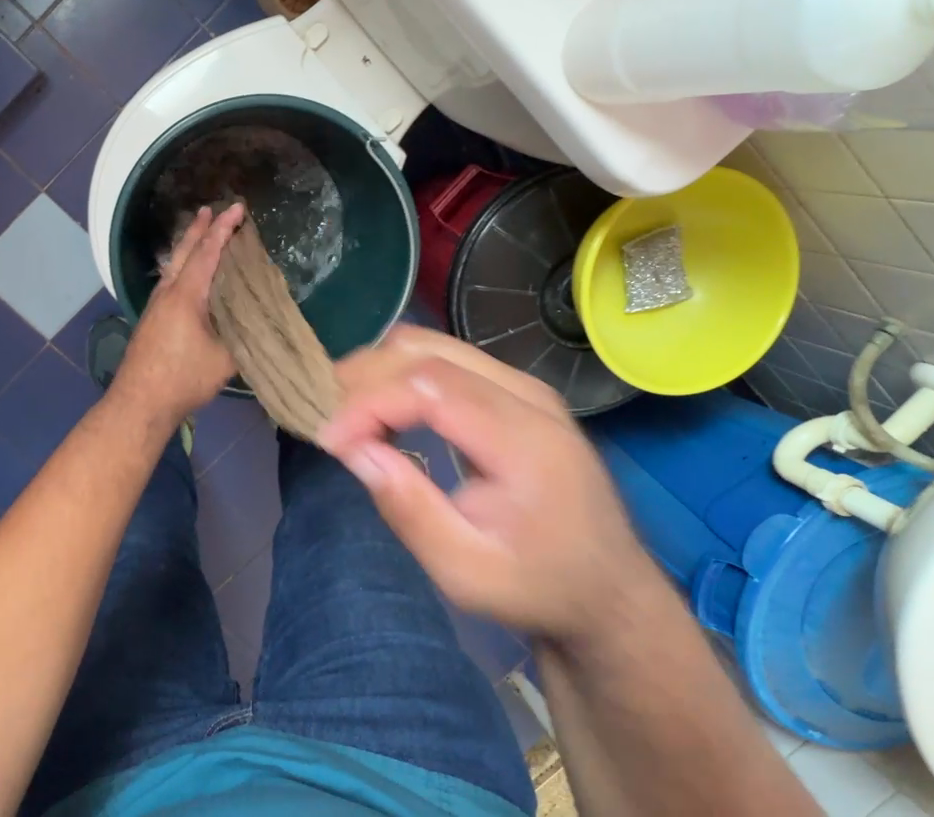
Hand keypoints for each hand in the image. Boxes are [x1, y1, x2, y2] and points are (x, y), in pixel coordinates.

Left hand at [110, 204, 246, 425]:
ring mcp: (156, 306)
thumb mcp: (225, 360)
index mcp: (186, 295)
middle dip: (199, 229)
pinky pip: (169, 281)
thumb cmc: (183, 378)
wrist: (140, 403)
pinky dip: (182, 267)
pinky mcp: (151, 320)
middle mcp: (167, 294)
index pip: (207, 253)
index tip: (237, 209)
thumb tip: (266, 324)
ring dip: (188, 248)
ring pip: (173, 267)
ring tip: (199, 235)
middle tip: (211, 209)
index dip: (223, 229)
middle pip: (184, 252)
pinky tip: (185, 277)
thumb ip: (246, 337)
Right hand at [317, 325, 660, 642]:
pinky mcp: (513, 390)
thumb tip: (353, 451)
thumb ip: (411, 511)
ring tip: (344, 411)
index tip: (329, 440)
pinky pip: (445, 359)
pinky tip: (379, 407)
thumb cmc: (538, 586)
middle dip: (364, 376)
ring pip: (432, 345)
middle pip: (427, 351)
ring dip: (378, 370)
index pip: (429, 385)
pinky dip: (399, 373)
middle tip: (324, 418)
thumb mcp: (467, 573)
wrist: (609, 589)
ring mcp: (523, 387)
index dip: (368, 403)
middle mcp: (526, 395)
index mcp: (524, 439)